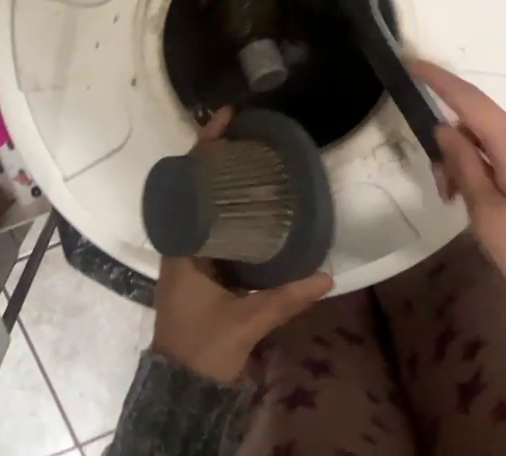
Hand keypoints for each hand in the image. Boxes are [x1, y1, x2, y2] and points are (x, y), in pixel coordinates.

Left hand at [149, 108, 333, 382]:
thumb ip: (285, 298)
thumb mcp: (246, 321)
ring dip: (222, 180)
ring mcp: (188, 255)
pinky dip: (228, 207)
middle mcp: (180, 242)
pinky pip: (211, 224)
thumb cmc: (205, 346)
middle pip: (194, 186)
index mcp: (181, 246)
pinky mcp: (198, 269)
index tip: (225, 118)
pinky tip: (252, 203)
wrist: (183, 386)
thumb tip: (326, 276)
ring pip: (202, 204)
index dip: (204, 147)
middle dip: (217, 157)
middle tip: (248, 133)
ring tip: (253, 156)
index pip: (187, 182)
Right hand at [411, 60, 505, 301]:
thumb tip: (445, 129)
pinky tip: (491, 205)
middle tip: (443, 192)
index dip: (439, 81)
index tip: (412, 65)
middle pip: (482, 126)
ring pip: (499, 145)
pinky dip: (496, 171)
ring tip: (466, 208)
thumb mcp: (485, 212)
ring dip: (475, 165)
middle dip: (455, 148)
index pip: (470, 100)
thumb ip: (462, 164)